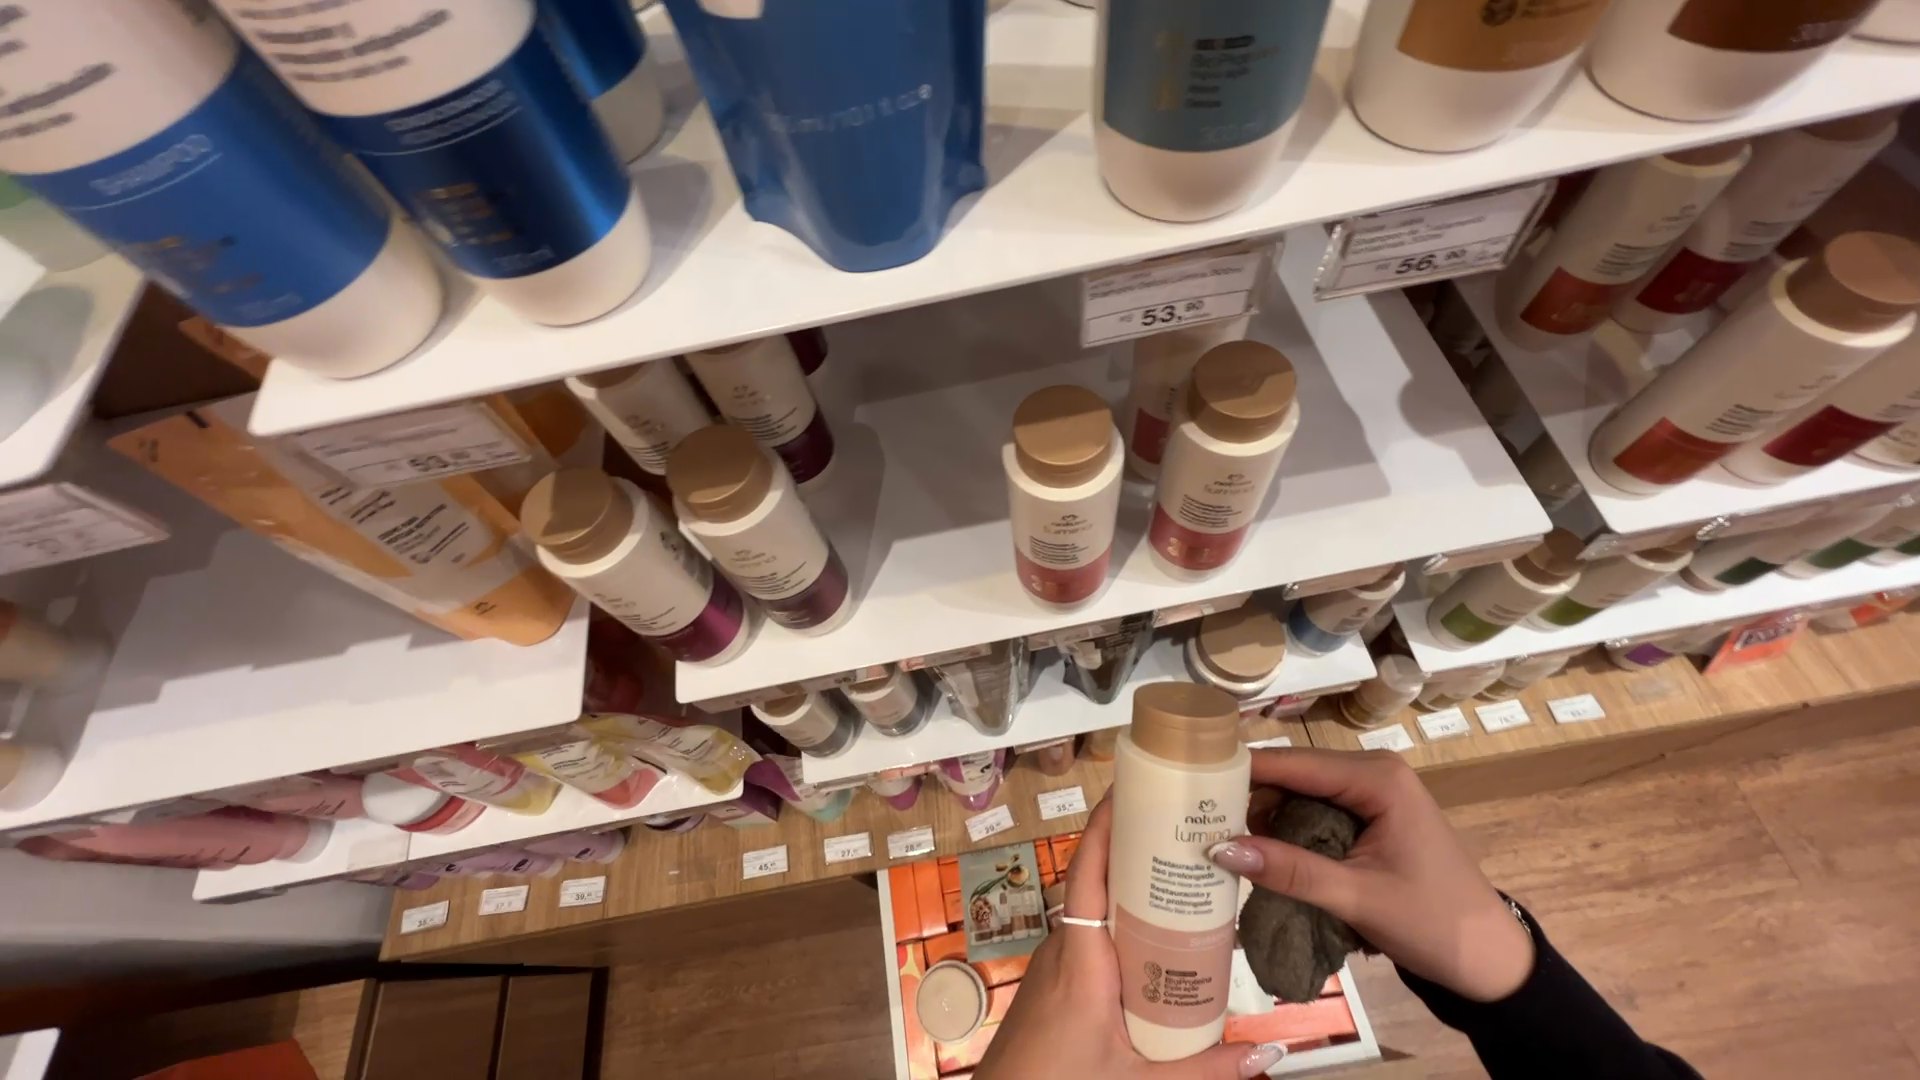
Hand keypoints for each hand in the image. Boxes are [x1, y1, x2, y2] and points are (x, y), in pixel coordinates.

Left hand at [977, 794, 1286, 1079]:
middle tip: (1175, 824)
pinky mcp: (1054, 980)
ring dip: (1123, 884)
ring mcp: (1055, 961)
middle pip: (1092, 879)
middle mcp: (1063, 945)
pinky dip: (1116, 919)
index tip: (1129, 788)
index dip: (1104, 825)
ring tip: (1174, 869)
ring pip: (1090, 908)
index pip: (1088, 870)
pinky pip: (1087, 933)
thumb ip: (1203, 1069)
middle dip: (1128, 846)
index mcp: (1080, 955)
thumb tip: (1268, 1053)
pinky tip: (1149, 934)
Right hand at [1206, 749, 1533, 1002]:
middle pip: (1290, 772)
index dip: (1239, 771)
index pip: (1291, 763)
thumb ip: (1290, 870)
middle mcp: (1370, 771)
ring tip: (1222, 840)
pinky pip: (1311, 808)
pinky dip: (1285, 828)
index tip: (1188, 783)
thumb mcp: (1358, 897)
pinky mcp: (1366, 814)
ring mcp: (1369, 791)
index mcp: (1376, 777)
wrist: (1494, 964)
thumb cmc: (1435, 924)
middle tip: (1199, 823)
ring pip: (1296, 791)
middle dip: (1247, 797)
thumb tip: (1218, 849)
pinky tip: (1259, 850)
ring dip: (1264, 816)